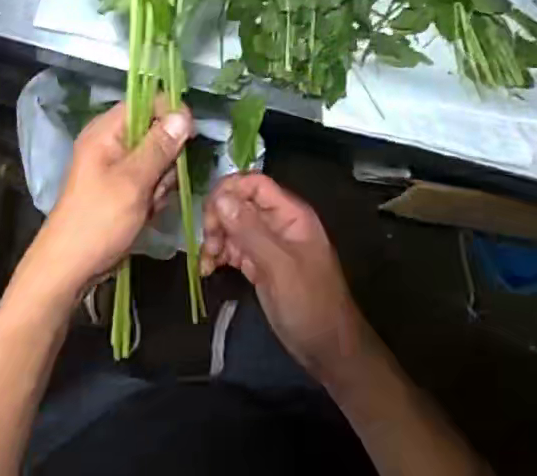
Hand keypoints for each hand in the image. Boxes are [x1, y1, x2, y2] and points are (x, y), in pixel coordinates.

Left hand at [21, 101, 191, 300]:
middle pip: (154, 132)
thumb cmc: (99, 220)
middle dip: (166, 158)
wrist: (70, 266)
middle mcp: (109, 141)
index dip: (170, 114)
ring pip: (155, 159)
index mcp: (105, 130)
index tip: (190, 137)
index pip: (145, 102)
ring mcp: (114, 165)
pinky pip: (148, 180)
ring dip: (161, 182)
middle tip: (159, 183)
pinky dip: (153, 196)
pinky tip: (146, 214)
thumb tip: (183, 113)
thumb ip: (159, 146)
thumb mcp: (133, 181)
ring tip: (150, 203)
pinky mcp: (119, 187)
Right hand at [202, 172, 372, 381]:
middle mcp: (277, 223)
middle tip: (208, 242)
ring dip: (215, 238)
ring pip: (231, 225)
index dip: (229, 190)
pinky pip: (232, 248)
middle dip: (219, 217)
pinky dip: (218, 255)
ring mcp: (267, 244)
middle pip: (238, 202)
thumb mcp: (281, 267)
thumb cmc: (312, 305)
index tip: (210, 212)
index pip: (254, 183)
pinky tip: (208, 268)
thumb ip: (250, 231)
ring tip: (207, 261)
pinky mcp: (258, 264)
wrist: (330, 353)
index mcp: (290, 214)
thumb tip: (220, 199)